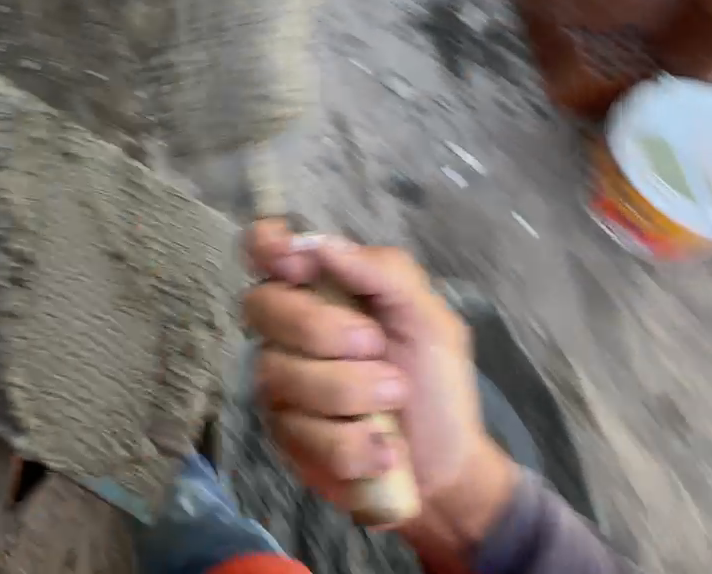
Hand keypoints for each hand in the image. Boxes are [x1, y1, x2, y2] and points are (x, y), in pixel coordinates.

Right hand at [244, 220, 517, 556]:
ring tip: (394, 401)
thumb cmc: (434, 378)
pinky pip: (301, 433)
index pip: (263, 247)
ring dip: (351, 390)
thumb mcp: (428, 316)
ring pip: (281, 373)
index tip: (297, 265)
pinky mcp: (284, 437)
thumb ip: (384, 272)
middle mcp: (286, 328)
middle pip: (261, 305)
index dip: (267, 246)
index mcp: (318, 286)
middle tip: (375, 345)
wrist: (450, 467)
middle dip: (320, 328)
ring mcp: (279, 381)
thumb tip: (320, 244)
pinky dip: (355, 443)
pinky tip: (385, 449)